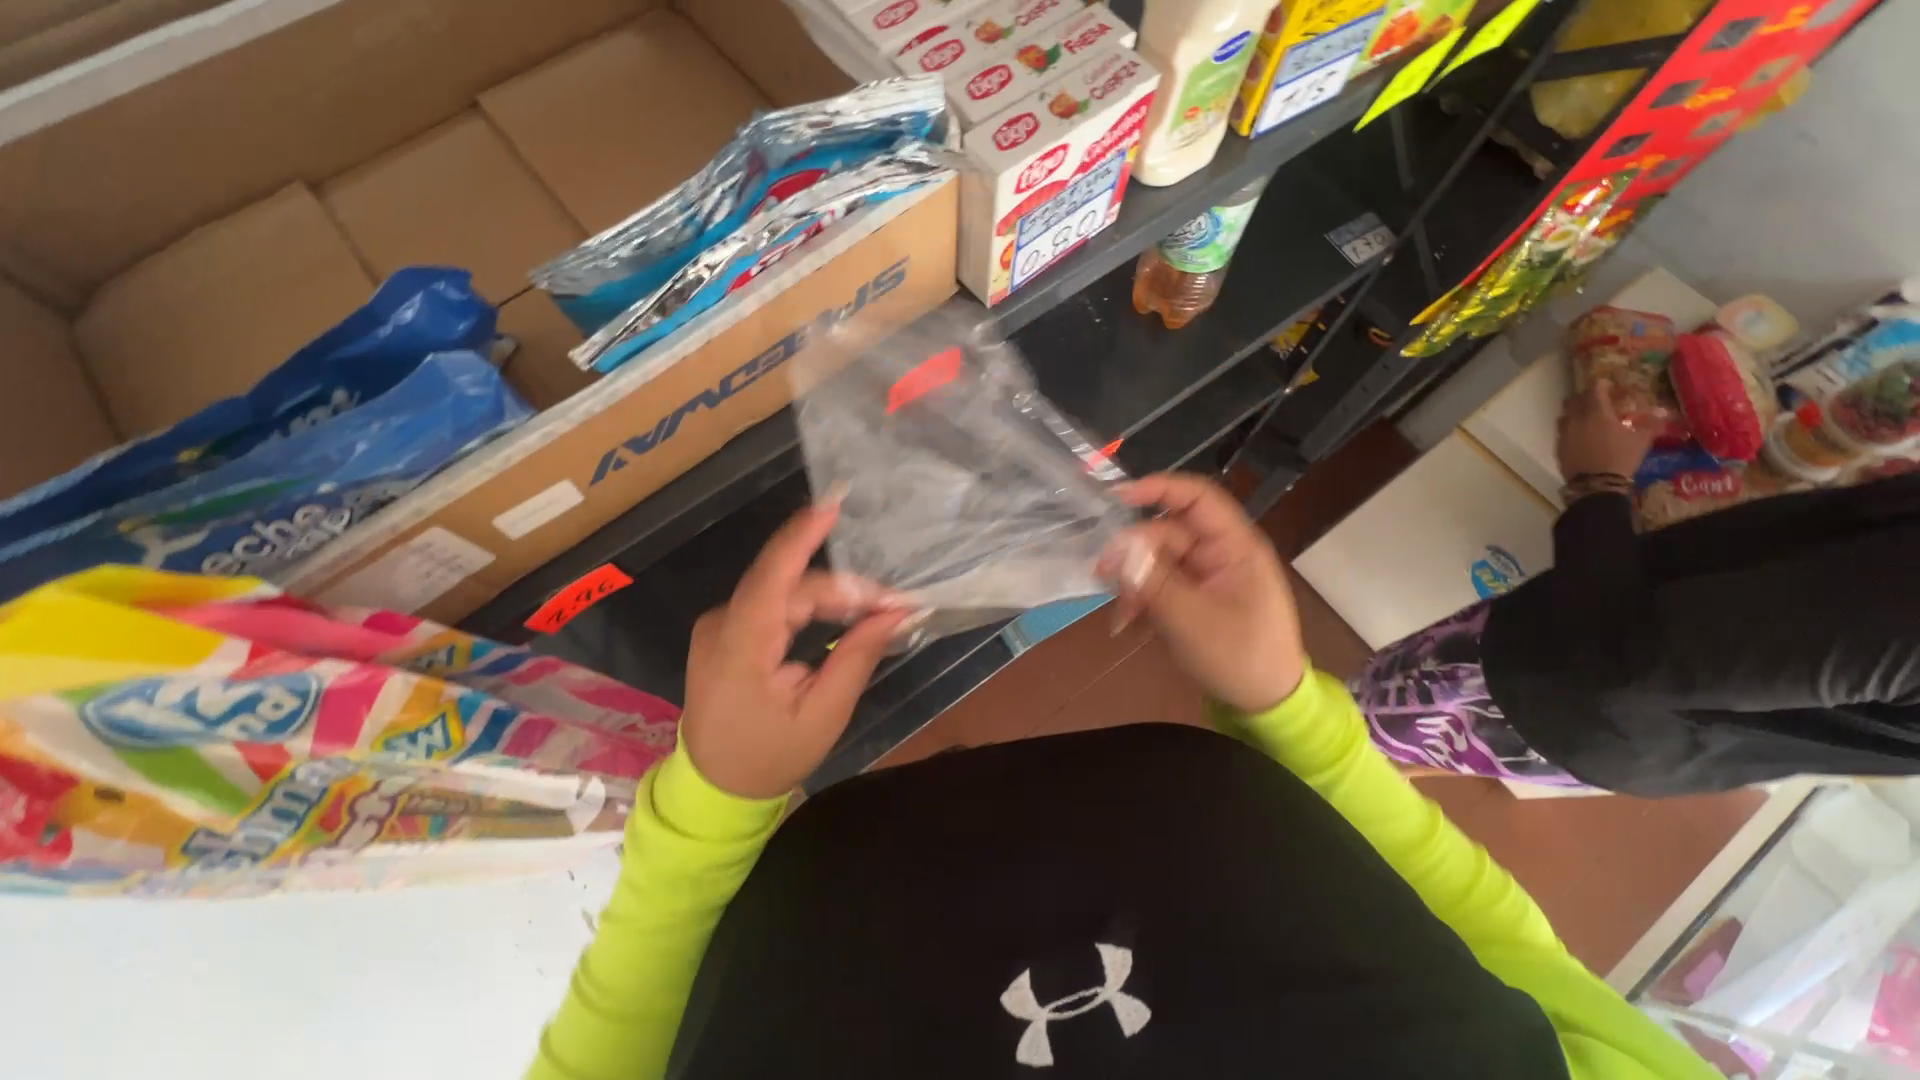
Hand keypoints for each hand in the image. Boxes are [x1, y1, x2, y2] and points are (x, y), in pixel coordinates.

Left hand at [680, 499, 912, 798]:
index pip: (772, 578)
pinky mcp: (725, 632)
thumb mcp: (824, 714)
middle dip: (843, 589)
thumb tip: (895, 611)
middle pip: (788, 586)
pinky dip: (809, 608)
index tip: (833, 504)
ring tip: (875, 611)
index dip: (801, 537)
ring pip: (783, 593)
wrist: (715, 787)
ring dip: (829, 597)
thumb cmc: (770, 756)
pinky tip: (841, 616)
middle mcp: (722, 625)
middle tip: (893, 604)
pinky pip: (772, 605)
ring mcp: (719, 627)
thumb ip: (857, 656)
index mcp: (740, 648)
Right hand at [1097, 473, 1306, 712]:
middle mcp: (1220, 554)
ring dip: (1134, 582)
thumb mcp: (1193, 620)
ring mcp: (1206, 577)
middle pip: (1167, 534)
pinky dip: (1141, 600)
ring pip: (1158, 562)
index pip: (1197, 498)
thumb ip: (1154, 580)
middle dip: (1134, 553)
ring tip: (1118, 612)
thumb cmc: (1241, 657)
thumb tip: (1117, 546)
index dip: (1158, 489)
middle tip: (1101, 575)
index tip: (1115, 497)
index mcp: (1235, 546)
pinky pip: (1160, 586)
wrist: (1267, 704)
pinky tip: (1126, 622)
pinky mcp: (1194, 599)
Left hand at [1558, 378, 1655, 479]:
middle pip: (1575, 400)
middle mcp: (1576, 420)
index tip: (1608, 385)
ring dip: (1575, 411)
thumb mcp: (1641, 440)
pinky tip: (1580, 434)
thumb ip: (1650, 424)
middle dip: (1585, 396)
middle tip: (1598, 400)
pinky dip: (1570, 427)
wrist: (1595, 484)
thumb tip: (1661, 413)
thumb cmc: (1620, 458)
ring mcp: (1564, 433)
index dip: (1601, 384)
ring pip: (1565, 414)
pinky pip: (1561, 431)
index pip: (1594, 390)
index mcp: (1596, 414)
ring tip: (1588, 416)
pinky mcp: (1558, 447)